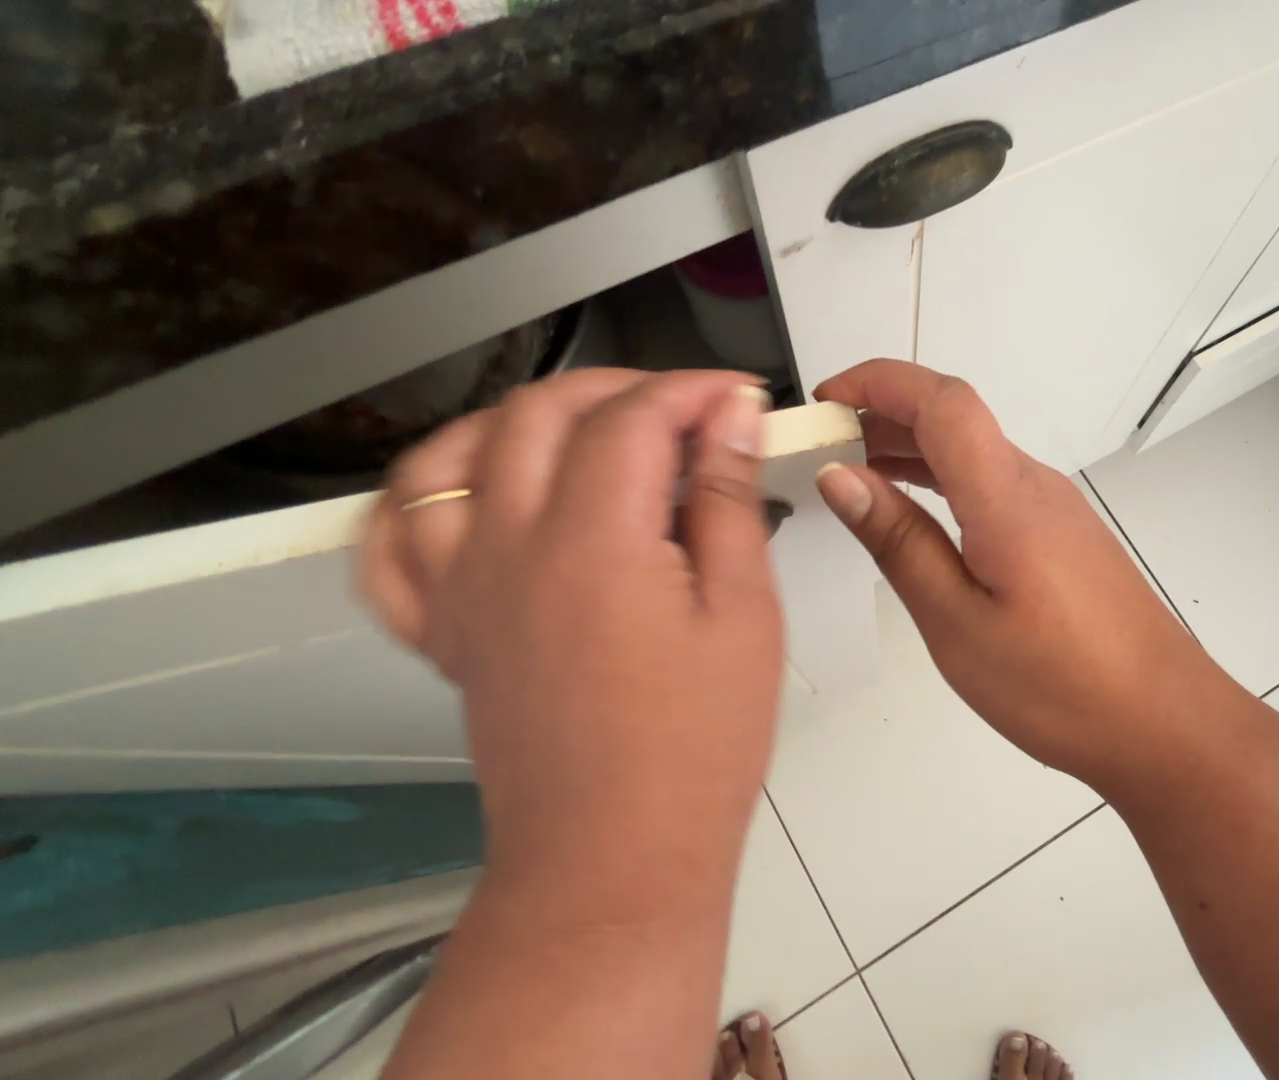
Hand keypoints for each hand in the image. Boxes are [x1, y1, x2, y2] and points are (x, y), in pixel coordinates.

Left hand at [357, 369, 782, 918]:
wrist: (617, 853)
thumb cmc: (698, 743)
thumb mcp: (743, 612)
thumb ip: (728, 500)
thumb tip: (731, 418)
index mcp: (594, 540)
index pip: (633, 416)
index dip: (692, 391)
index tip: (737, 397)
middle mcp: (508, 546)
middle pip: (539, 412)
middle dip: (618, 387)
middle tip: (681, 409)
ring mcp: (460, 587)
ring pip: (451, 453)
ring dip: (519, 420)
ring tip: (583, 432)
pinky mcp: (443, 630)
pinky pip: (391, 542)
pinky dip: (420, 496)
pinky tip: (470, 491)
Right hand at [811, 360, 1228, 790]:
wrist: (1161, 720)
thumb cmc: (1061, 685)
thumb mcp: (957, 622)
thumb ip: (899, 542)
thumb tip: (842, 477)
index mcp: (1006, 499)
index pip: (940, 401)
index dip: (877, 382)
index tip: (823, 399)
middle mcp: (1035, 486)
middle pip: (955, 417)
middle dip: (883, 412)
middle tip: (824, 442)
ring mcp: (1054, 509)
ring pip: (974, 450)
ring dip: (912, 448)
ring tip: (855, 472)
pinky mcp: (1062, 535)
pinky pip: (993, 484)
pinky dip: (944, 480)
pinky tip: (917, 512)